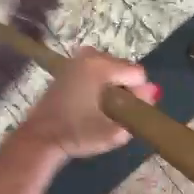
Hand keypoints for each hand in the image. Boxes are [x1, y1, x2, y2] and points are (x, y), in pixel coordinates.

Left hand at [15, 48, 156, 158]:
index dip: (139, 93)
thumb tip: (153, 92)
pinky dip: (99, 81)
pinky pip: (95, 68)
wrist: (41, 137)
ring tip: (104, 106)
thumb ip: (137, 109)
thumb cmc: (77, 133)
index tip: (129, 111)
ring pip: (110, 67)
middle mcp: (90, 56)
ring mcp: (77, 59)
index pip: (137, 73)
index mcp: (102, 66)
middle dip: (126, 86)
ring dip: (113, 84)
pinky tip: (92, 100)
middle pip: (124, 67)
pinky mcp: (68, 66)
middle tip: (117, 110)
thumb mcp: (113, 130)